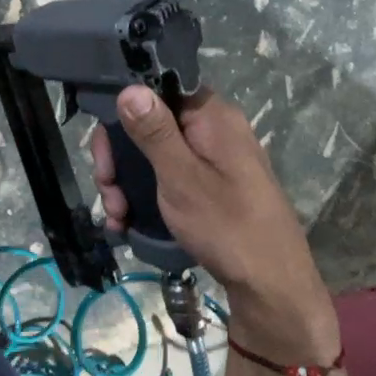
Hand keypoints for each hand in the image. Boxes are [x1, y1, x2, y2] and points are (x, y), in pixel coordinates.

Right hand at [89, 87, 339, 362]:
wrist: (270, 287)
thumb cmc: (227, 226)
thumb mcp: (181, 178)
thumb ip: (154, 132)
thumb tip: (130, 87)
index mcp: (212, 117)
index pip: (157, 92)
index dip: (123, 115)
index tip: (104, 150)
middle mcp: (212, 131)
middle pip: (147, 126)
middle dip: (118, 160)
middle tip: (107, 191)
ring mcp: (211, 160)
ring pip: (150, 156)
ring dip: (124, 183)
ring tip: (116, 215)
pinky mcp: (207, 185)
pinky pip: (164, 177)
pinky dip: (142, 196)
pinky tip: (126, 221)